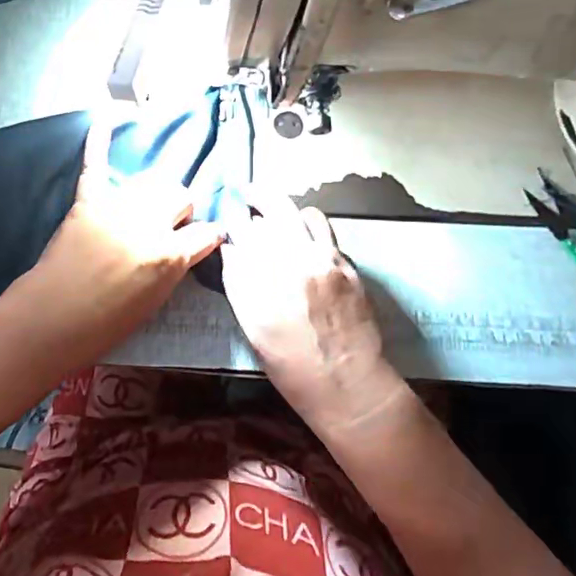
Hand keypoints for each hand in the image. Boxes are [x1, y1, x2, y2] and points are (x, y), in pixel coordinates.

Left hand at [8, 124, 224, 370]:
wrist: (52, 317)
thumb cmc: (105, 323)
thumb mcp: (155, 300)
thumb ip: (174, 267)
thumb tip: (183, 246)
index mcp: (170, 256)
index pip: (207, 232)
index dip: (205, 237)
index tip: (203, 240)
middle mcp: (148, 224)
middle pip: (180, 196)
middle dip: (178, 212)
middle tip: (164, 230)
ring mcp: (116, 209)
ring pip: (151, 182)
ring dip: (153, 194)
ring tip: (143, 209)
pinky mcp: (87, 202)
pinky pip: (96, 165)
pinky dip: (98, 141)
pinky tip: (105, 116)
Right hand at [222, 187, 406, 426]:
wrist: (346, 383)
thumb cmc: (288, 363)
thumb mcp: (250, 323)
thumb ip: (239, 282)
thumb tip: (233, 251)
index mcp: (259, 279)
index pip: (240, 230)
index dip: (231, 219)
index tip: (228, 217)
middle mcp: (291, 261)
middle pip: (271, 209)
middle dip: (257, 196)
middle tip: (247, 192)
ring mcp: (323, 260)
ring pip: (302, 214)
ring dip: (286, 210)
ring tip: (279, 215)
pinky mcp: (347, 266)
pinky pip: (326, 232)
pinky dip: (310, 227)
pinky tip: (306, 240)